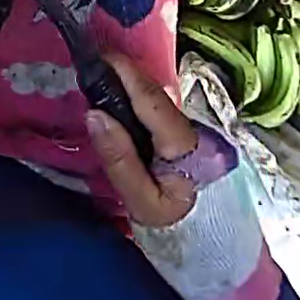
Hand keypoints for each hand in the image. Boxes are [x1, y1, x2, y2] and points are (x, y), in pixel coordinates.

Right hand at [85, 55, 203, 227]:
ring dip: (127, 82)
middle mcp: (188, 127)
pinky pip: (154, 105)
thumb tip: (94, 114)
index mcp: (182, 143)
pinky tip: (116, 97)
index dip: (126, 72)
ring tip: (99, 76)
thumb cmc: (173, 225)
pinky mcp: (180, 132)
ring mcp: (186, 128)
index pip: (151, 98)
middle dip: (123, 73)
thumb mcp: (142, 202)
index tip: (99, 56)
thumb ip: (119, 160)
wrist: (209, 243)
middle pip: (153, 91)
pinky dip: (133, 95)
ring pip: (154, 96)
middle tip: (91, 64)